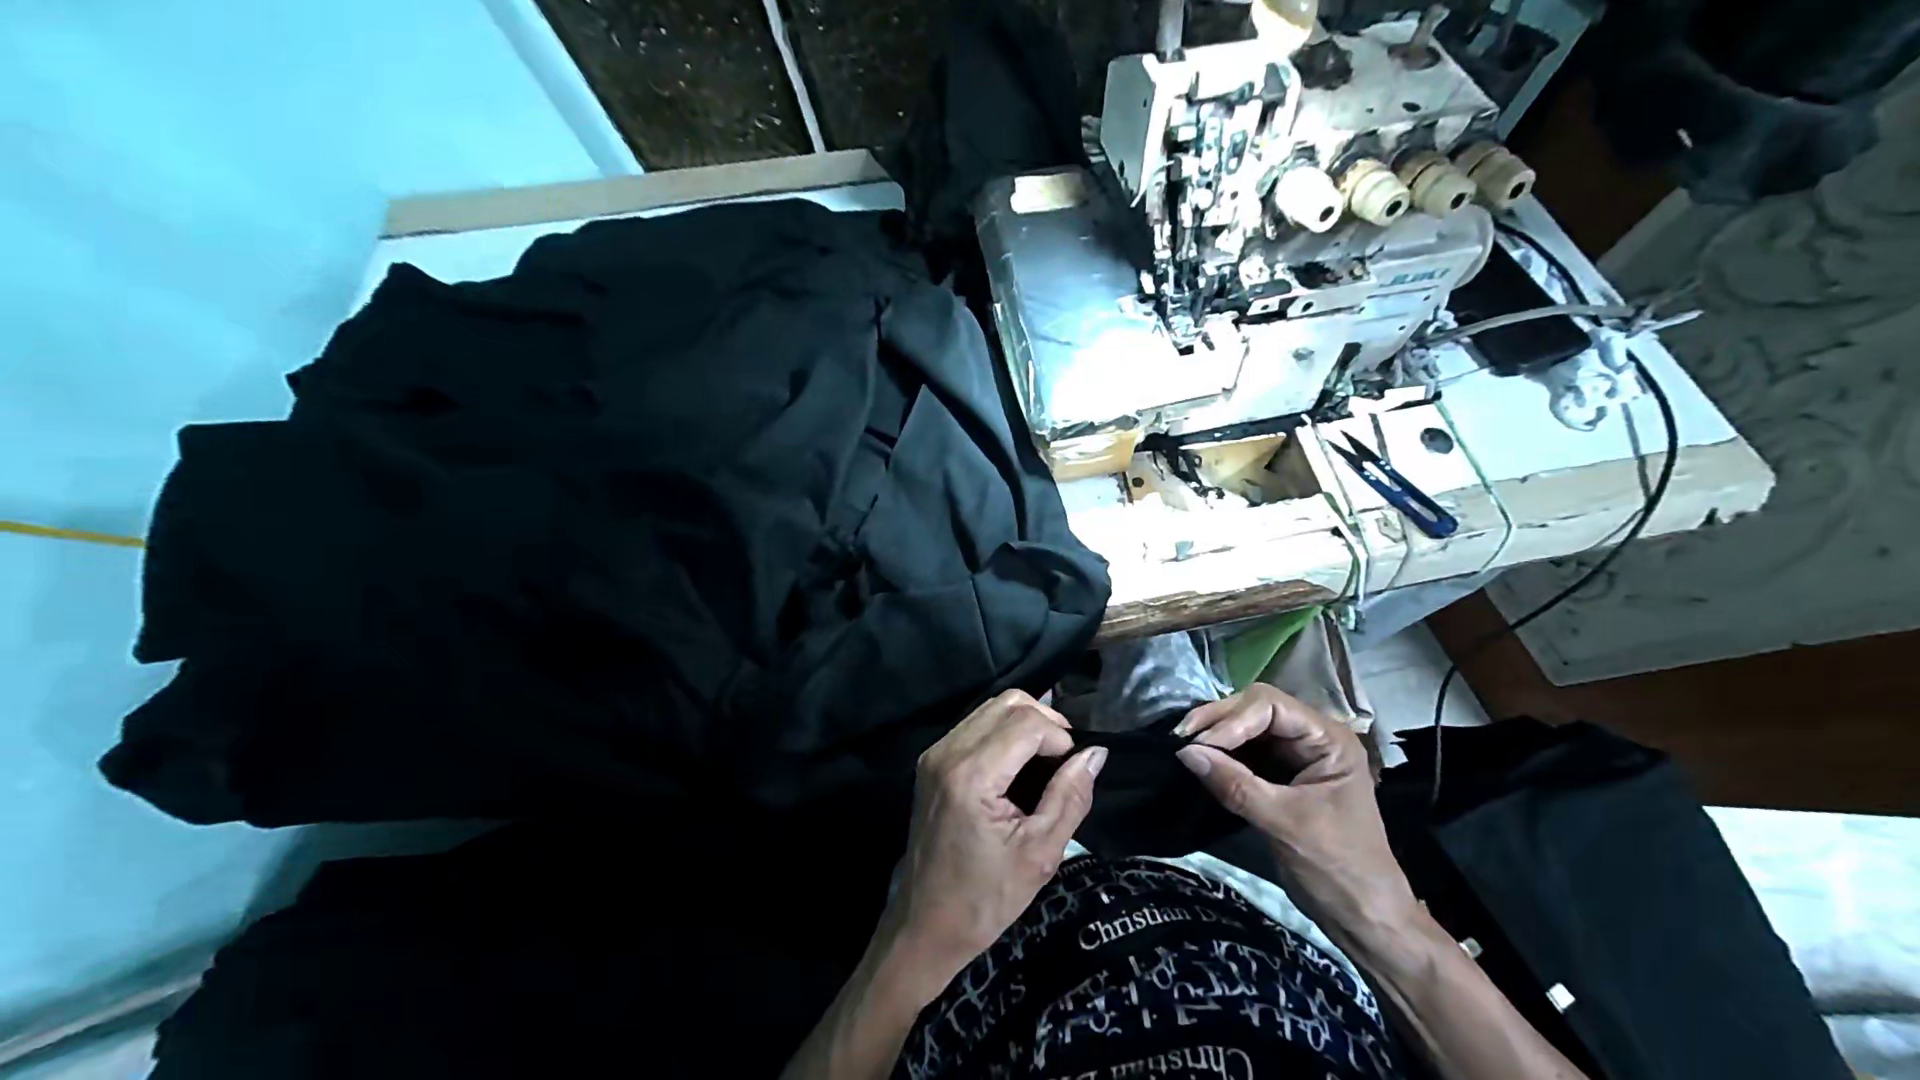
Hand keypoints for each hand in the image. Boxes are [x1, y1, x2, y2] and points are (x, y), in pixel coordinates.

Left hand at [887, 690, 1105, 986]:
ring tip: (1047, 760)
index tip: (1073, 771)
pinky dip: (1004, 732)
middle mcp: (947, 752)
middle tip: (1065, 759)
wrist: (925, 924)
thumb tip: (1096, 753)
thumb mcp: (1040, 853)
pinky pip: (975, 724)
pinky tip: (1020, 764)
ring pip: (991, 708)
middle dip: (1046, 722)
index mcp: (971, 775)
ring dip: (1025, 723)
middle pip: (1008, 703)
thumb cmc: (985, 898)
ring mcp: (934, 753)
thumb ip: (1071, 796)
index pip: (1027, 722)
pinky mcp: (931, 761)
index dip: (1061, 738)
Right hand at [1175, 685, 1418, 942]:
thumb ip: (1235, 785)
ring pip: (1246, 725)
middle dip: (1218, 720)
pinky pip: (1245, 748)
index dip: (1231, 719)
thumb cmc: (1336, 867)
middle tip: (1181, 737)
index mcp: (1329, 740)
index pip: (1270, 705)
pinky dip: (1221, 750)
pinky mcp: (1281, 772)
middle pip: (1255, 708)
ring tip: (1184, 745)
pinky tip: (1199, 758)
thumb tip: (1185, 752)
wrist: (1363, 916)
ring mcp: (1297, 754)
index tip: (1198, 744)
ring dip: (1215, 733)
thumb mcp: (1284, 824)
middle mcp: (1313, 737)